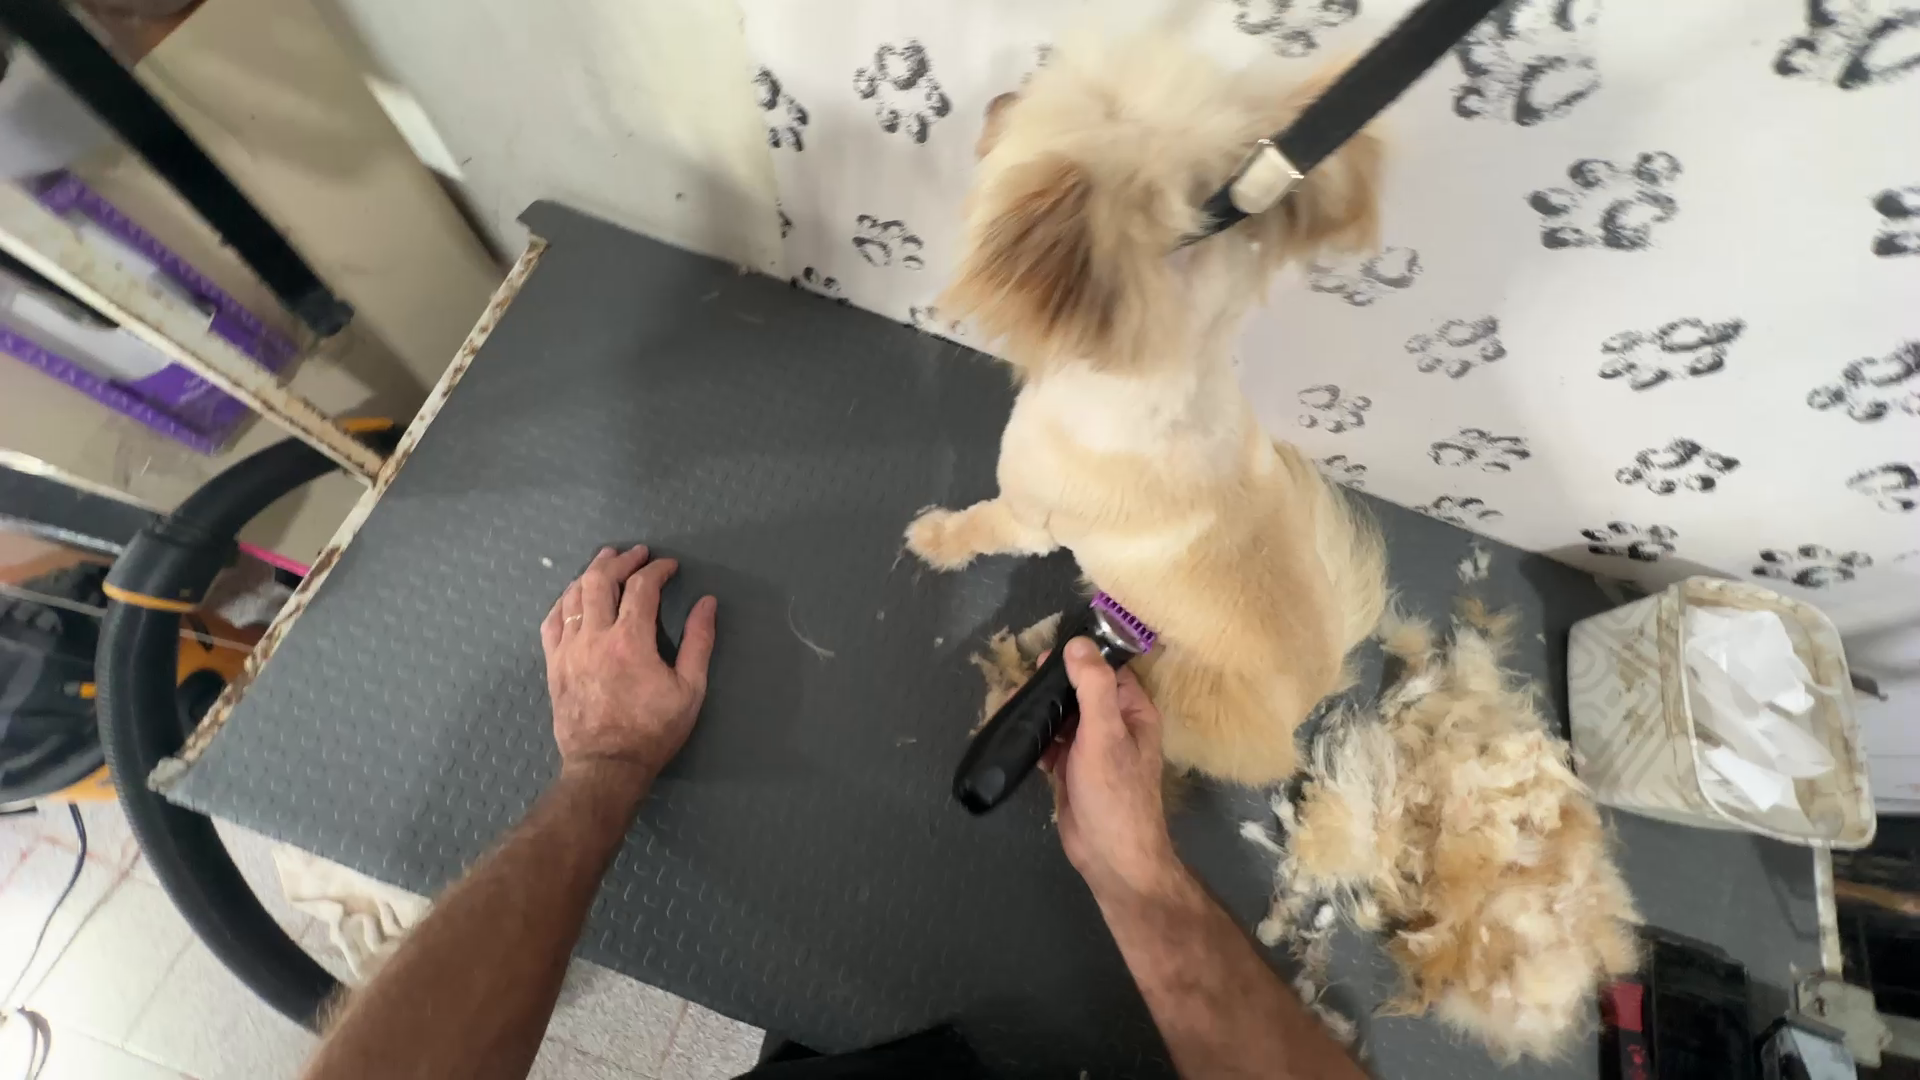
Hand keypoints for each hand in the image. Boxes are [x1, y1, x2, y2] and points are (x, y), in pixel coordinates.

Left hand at [539, 546, 716, 790]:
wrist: (607, 766)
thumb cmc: (654, 729)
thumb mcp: (691, 688)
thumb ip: (699, 642)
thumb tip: (707, 603)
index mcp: (631, 641)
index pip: (642, 588)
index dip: (658, 570)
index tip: (670, 567)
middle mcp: (594, 637)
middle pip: (600, 581)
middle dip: (621, 561)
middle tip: (637, 553)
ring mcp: (568, 650)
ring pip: (573, 596)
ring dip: (591, 573)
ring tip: (607, 561)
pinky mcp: (554, 664)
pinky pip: (552, 621)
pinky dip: (565, 600)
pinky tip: (576, 595)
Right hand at [1046, 638, 1182, 902]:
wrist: (1109, 858)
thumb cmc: (1114, 793)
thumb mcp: (1104, 733)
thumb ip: (1092, 686)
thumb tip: (1078, 642)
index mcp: (1133, 710)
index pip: (1107, 669)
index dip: (1080, 657)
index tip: (1046, 654)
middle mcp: (1115, 724)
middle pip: (1080, 690)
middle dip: (1052, 685)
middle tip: (1022, 684)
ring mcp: (1093, 747)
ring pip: (1063, 715)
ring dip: (1041, 711)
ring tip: (1014, 707)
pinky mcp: (1072, 767)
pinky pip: (1052, 741)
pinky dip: (1037, 738)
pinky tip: (1021, 738)